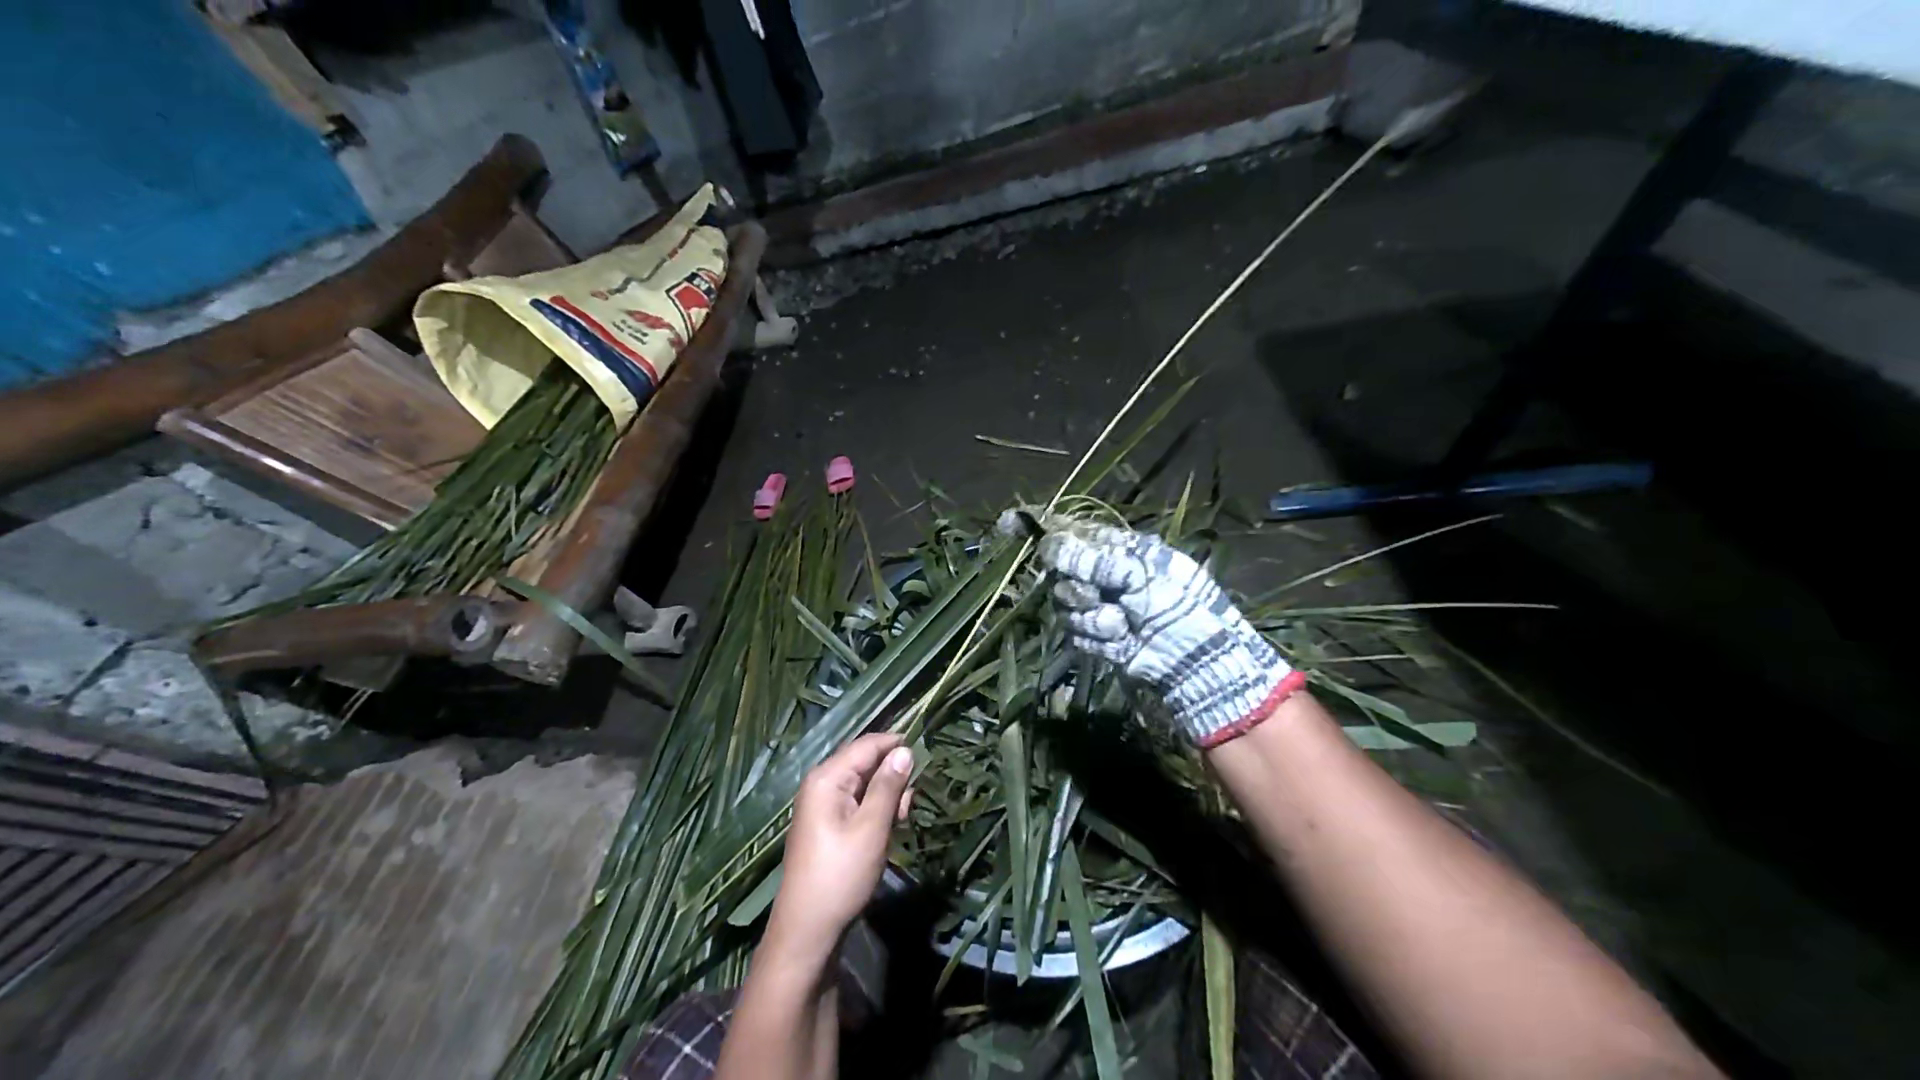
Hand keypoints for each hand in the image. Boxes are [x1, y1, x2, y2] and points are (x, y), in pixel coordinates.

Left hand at [767, 734, 914, 952]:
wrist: (808, 928)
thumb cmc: (841, 875)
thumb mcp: (871, 828)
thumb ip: (888, 786)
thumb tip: (905, 750)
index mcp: (827, 778)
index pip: (867, 744)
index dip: (897, 744)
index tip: (928, 753)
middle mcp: (822, 783)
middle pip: (866, 761)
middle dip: (893, 775)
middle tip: (911, 803)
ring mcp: (823, 804)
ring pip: (865, 783)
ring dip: (888, 795)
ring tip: (901, 820)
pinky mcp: (828, 823)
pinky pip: (857, 802)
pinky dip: (876, 809)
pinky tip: (888, 828)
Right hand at [1033, 520, 1303, 747]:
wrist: (1191, 661)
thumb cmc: (1175, 606)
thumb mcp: (1138, 574)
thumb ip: (1093, 560)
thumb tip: (1047, 546)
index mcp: (1122, 551)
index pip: (1077, 538)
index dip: (1063, 545)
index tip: (1055, 554)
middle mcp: (1106, 576)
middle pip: (1062, 574)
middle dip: (1078, 589)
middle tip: (1097, 597)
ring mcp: (1098, 608)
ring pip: (1064, 606)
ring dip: (1091, 618)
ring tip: (1121, 625)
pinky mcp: (1095, 638)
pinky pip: (1074, 633)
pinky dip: (1096, 640)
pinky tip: (1120, 642)